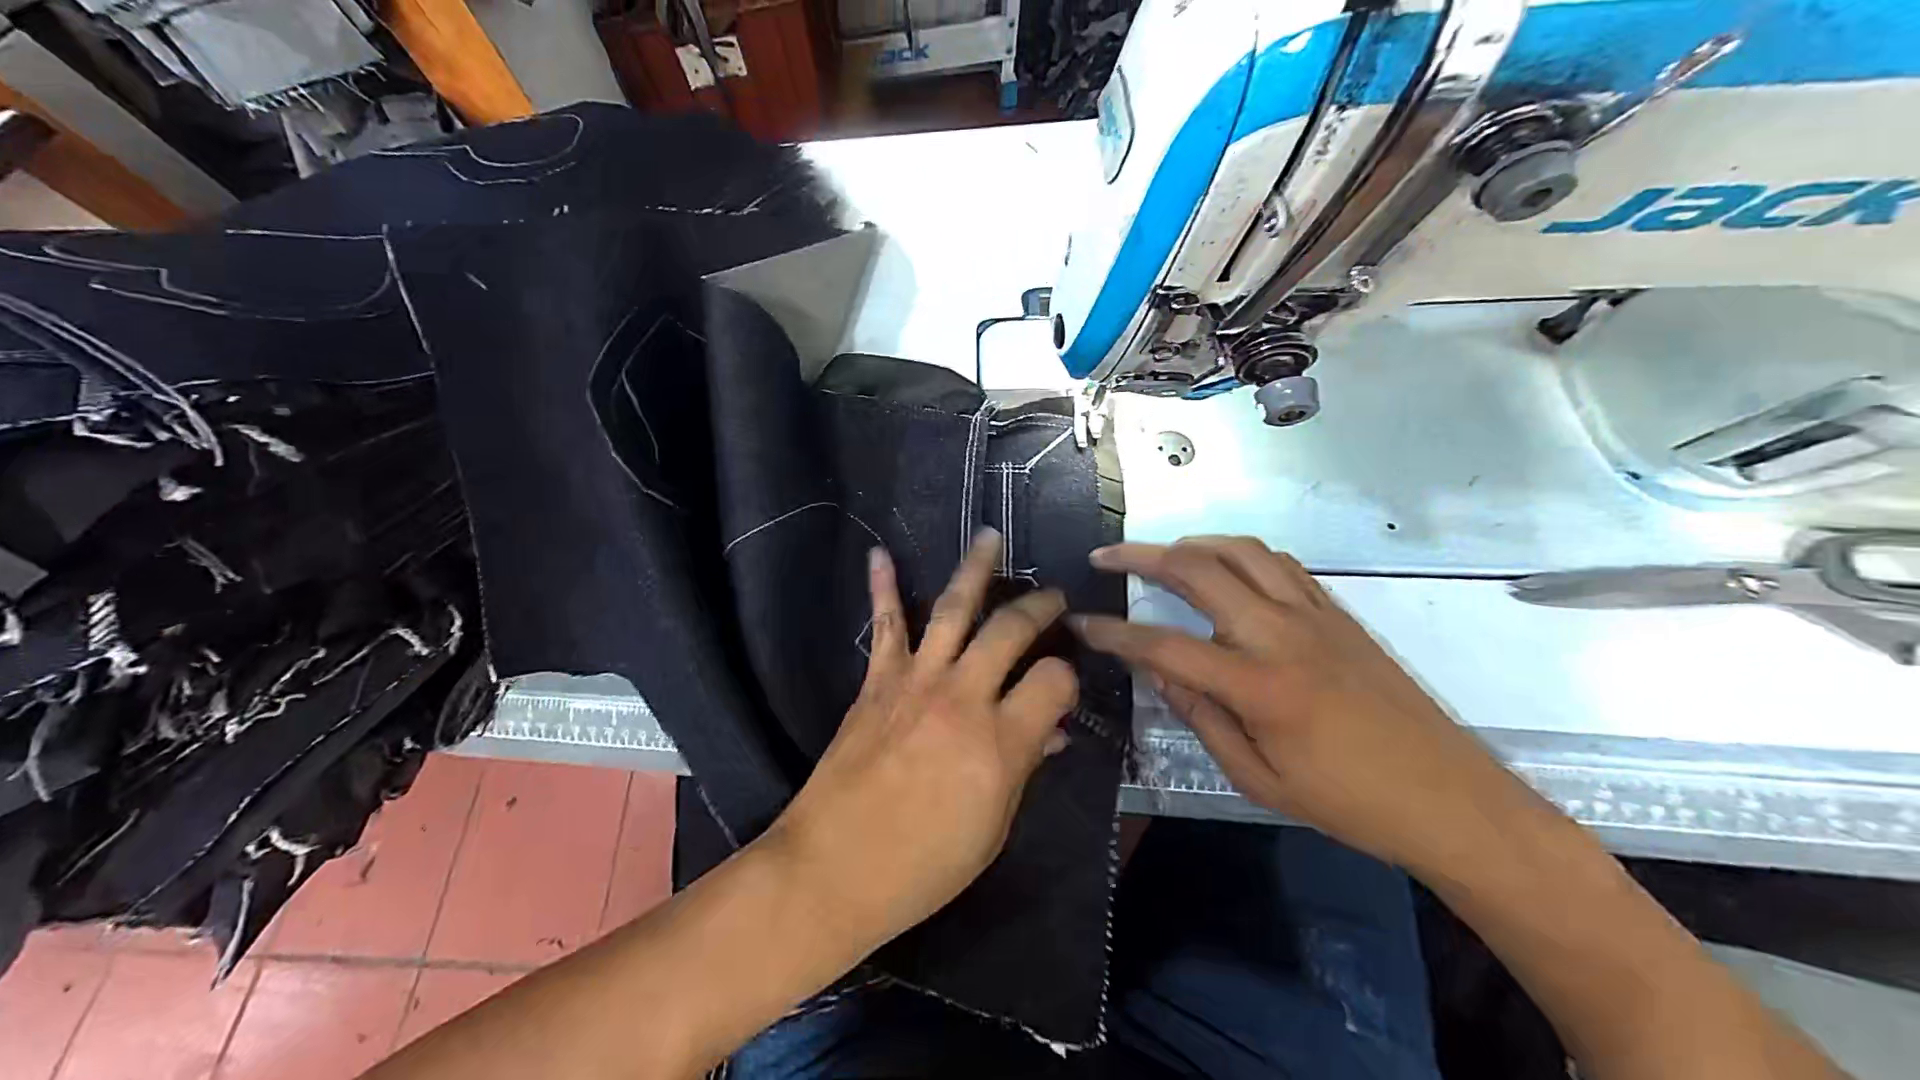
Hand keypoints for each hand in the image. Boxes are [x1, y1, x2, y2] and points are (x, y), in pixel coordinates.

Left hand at [762, 529, 1078, 951]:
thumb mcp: (991, 828)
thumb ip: (1023, 769)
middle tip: (1053, 597)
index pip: (1055, 682)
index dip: (1069, 677)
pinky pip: (885, 625)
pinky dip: (882, 586)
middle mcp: (962, 697)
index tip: (1065, 683)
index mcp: (1000, 743)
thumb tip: (1048, 732)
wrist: (832, 868)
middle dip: (1039, 607)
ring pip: (953, 608)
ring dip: (976, 568)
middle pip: (1011, 630)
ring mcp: (915, 682)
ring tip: (990, 537)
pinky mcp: (877, 681)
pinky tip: (881, 553)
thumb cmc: (923, 865)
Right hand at [1072, 537, 1545, 874]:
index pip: (1164, 644)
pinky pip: (1279, 563)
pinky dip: (1238, 554)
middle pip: (1198, 570)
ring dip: (1191, 543)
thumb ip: (1200, 715)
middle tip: (1105, 557)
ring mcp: (1314, 615)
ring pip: (1240, 551)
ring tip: (1159, 554)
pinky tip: (1222, 567)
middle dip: (1141, 557)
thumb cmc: (1346, 802)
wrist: (1447, 797)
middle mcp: (1281, 633)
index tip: (1079, 622)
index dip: (1113, 632)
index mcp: (1257, 685)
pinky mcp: (1338, 612)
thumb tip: (1157, 668)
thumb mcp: (1256, 776)